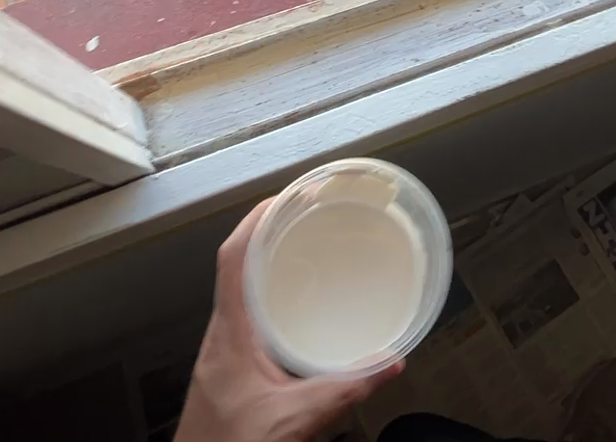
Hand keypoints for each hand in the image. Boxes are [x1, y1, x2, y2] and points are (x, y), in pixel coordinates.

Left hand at [175, 199, 401, 441]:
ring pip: (241, 287)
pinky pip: (248, 311)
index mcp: (230, 334)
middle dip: (270, 230)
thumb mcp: (292, 421)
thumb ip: (343, 391)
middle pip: (238, 264)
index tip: (287, 196)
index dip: (256, 220)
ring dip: (268, 258)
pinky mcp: (231, 367)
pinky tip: (298, 301)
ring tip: (306, 242)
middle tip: (307, 212)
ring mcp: (224, 351)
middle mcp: (223, 334)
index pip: (233, 259)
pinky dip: (271, 290)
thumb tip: (392, 362)